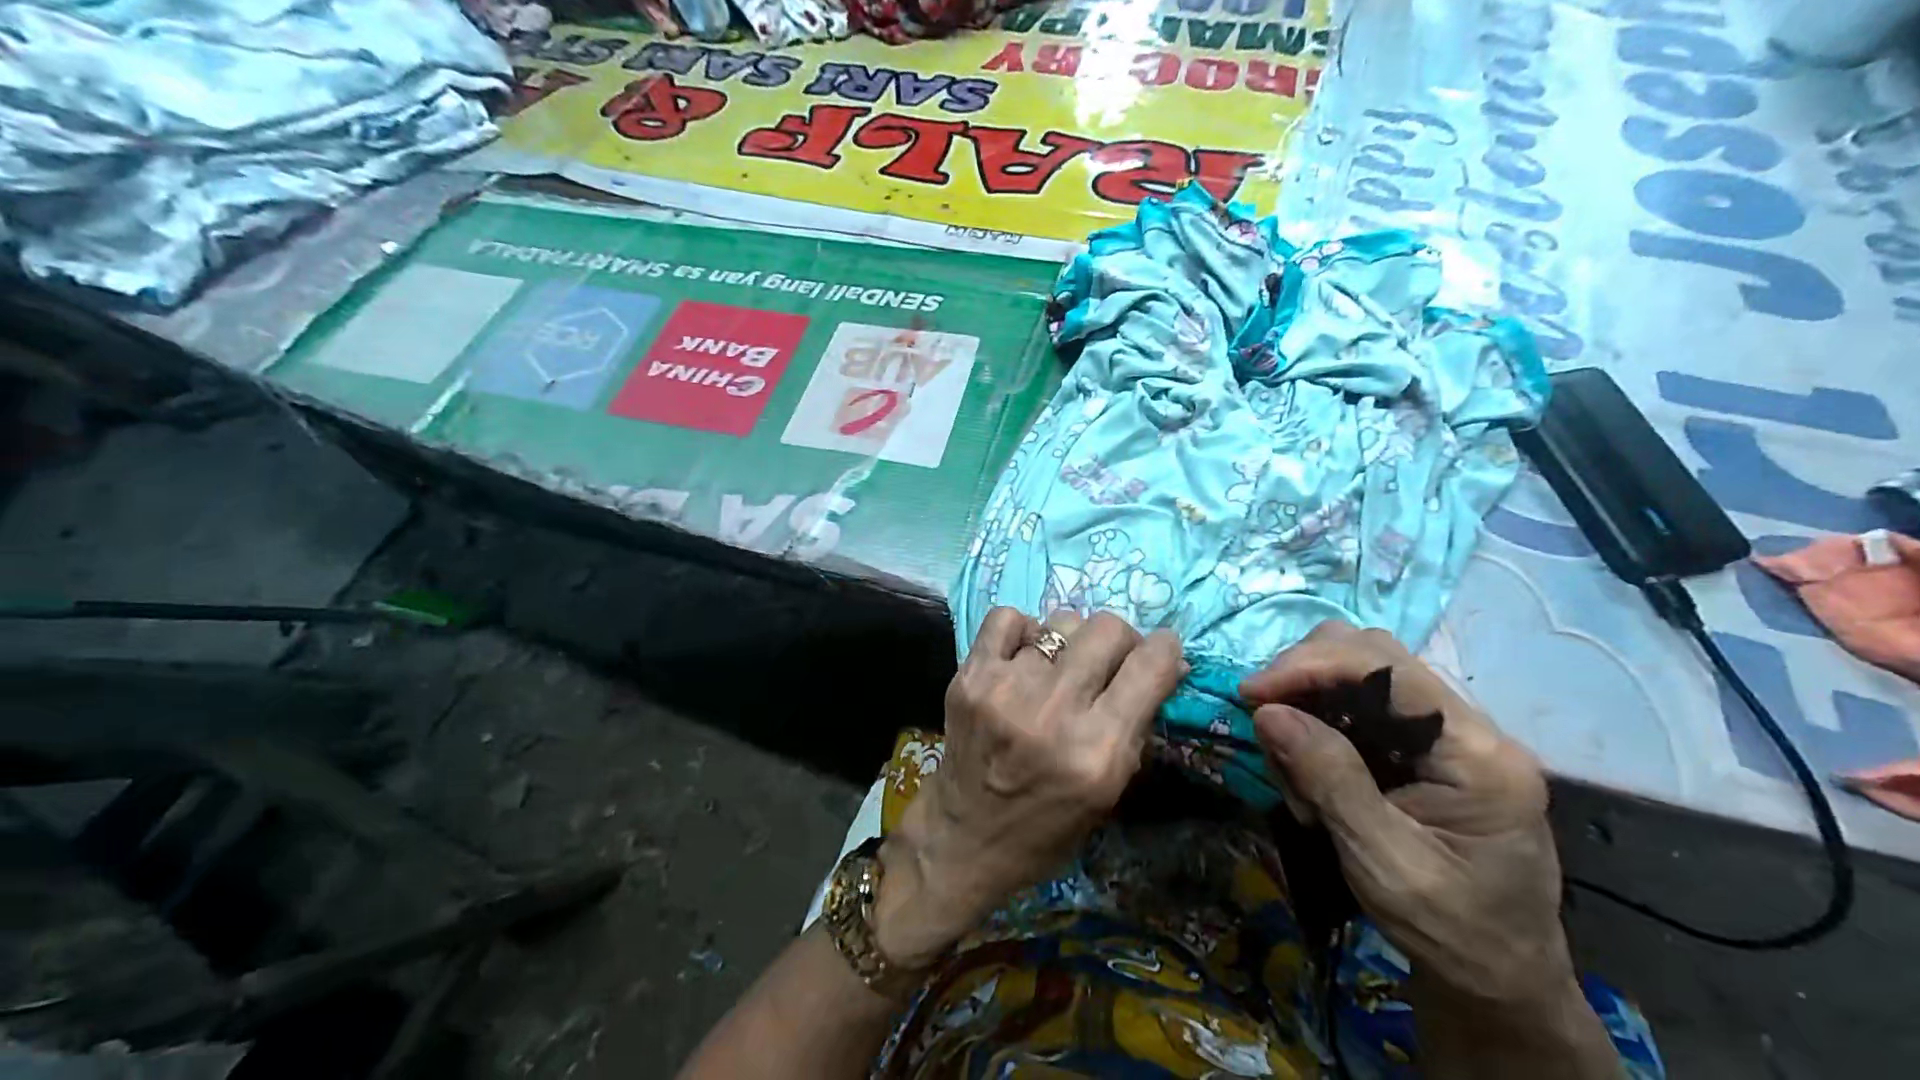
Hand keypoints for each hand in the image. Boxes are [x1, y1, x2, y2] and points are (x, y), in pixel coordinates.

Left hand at [872, 608, 1183, 969]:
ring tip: (1060, 669)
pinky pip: (1008, 618)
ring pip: (1061, 621)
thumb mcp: (1112, 789)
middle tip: (1110, 661)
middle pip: (1107, 629)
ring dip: (1071, 642)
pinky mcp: (969, 677)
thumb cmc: (1048, 826)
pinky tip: (1023, 658)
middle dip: (1121, 640)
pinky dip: (1023, 631)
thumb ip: (1138, 724)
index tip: (1160, 651)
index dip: (1164, 649)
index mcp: (1098, 751)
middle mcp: (1054, 712)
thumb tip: (1167, 661)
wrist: (965, 836)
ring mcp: (1006, 689)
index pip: (1150, 665)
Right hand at [1240, 620, 1572, 1006]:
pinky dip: (1319, 727)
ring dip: (1308, 705)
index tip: (1252, 694)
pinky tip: (1308, 772)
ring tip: (1291, 768)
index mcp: (1479, 753)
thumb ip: (1330, 780)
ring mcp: (1447, 733)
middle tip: (1262, 718)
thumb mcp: (1382, 861)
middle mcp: (1469, 727)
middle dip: (1305, 677)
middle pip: (1373, 655)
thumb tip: (1268, 711)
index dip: (1311, 666)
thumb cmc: (1449, 928)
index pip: (1387, 668)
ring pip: (1359, 675)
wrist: (1497, 976)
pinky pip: (1359, 708)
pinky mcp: (1424, 746)